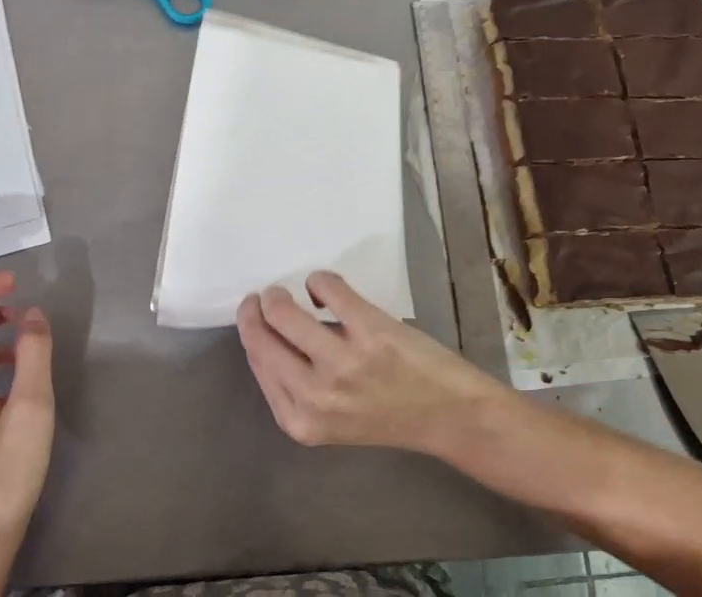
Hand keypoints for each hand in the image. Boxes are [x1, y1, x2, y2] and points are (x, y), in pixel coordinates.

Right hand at [235, 271, 510, 455]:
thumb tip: (271, 335)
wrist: (449, 416)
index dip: (252, 333)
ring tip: (289, 291)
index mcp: (299, 421)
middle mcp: (314, 396)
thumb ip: (298, 387)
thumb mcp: (329, 418)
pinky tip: (326, 288)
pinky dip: (320, 280)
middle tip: (264, 297)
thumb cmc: (388, 415)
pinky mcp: (370, 331)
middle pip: (262, 338)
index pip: (258, 364)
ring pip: (284, 313)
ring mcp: (342, 363)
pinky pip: (326, 288)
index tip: (255, 316)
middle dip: (257, 310)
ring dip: (280, 294)